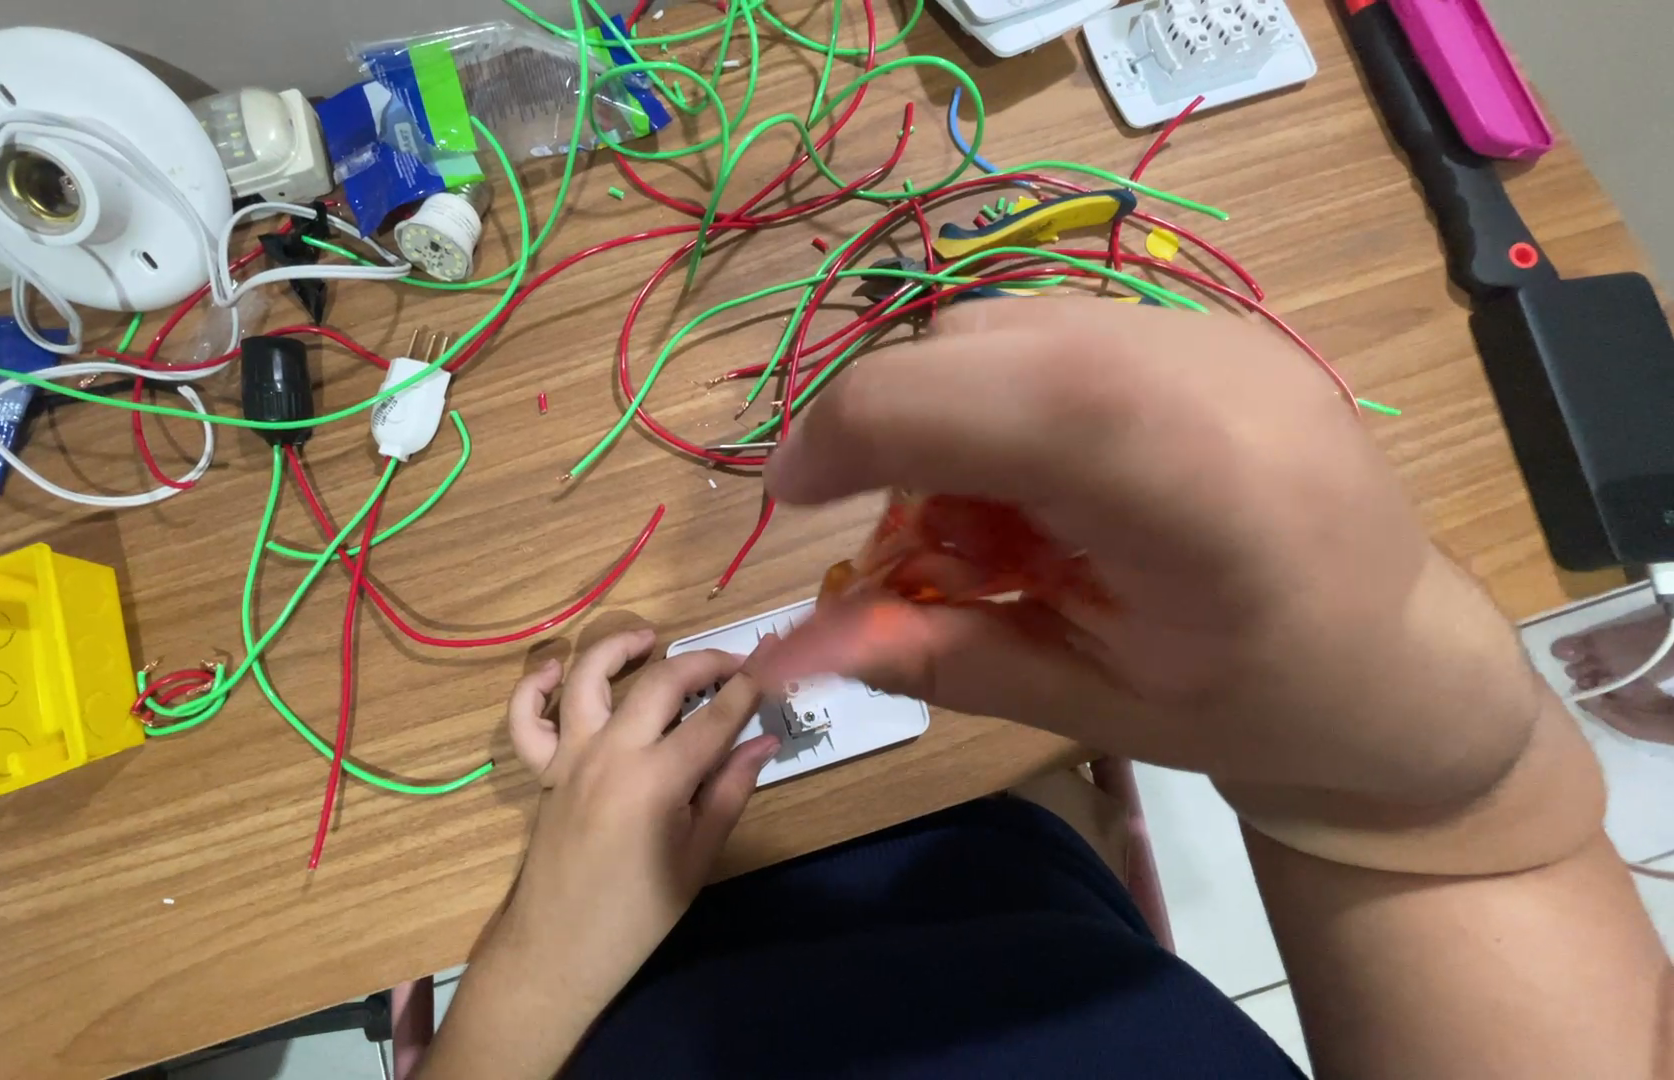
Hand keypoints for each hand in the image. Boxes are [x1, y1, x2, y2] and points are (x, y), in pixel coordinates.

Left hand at [422, 631, 778, 1078]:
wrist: (558, 951)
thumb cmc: (639, 913)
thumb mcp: (698, 858)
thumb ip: (730, 790)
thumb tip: (764, 740)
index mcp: (656, 782)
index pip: (714, 717)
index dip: (748, 685)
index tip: (772, 660)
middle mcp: (611, 754)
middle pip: (661, 683)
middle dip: (704, 662)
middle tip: (734, 662)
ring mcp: (570, 757)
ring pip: (588, 678)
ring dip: (619, 649)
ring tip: (651, 639)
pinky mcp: (544, 769)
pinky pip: (526, 719)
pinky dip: (535, 688)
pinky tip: (559, 672)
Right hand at [757, 300, 1592, 871]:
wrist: (1397, 663)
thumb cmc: (1245, 709)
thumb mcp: (1078, 704)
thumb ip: (929, 659)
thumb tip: (781, 653)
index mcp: (1195, 485)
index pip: (985, 392)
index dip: (854, 427)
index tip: (793, 497)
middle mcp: (1206, 368)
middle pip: (968, 343)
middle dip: (885, 430)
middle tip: (892, 532)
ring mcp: (1207, 327)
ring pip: (989, 326)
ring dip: (936, 415)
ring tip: (977, 515)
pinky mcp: (1193, 321)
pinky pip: (1033, 333)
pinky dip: (984, 400)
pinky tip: (1027, 476)